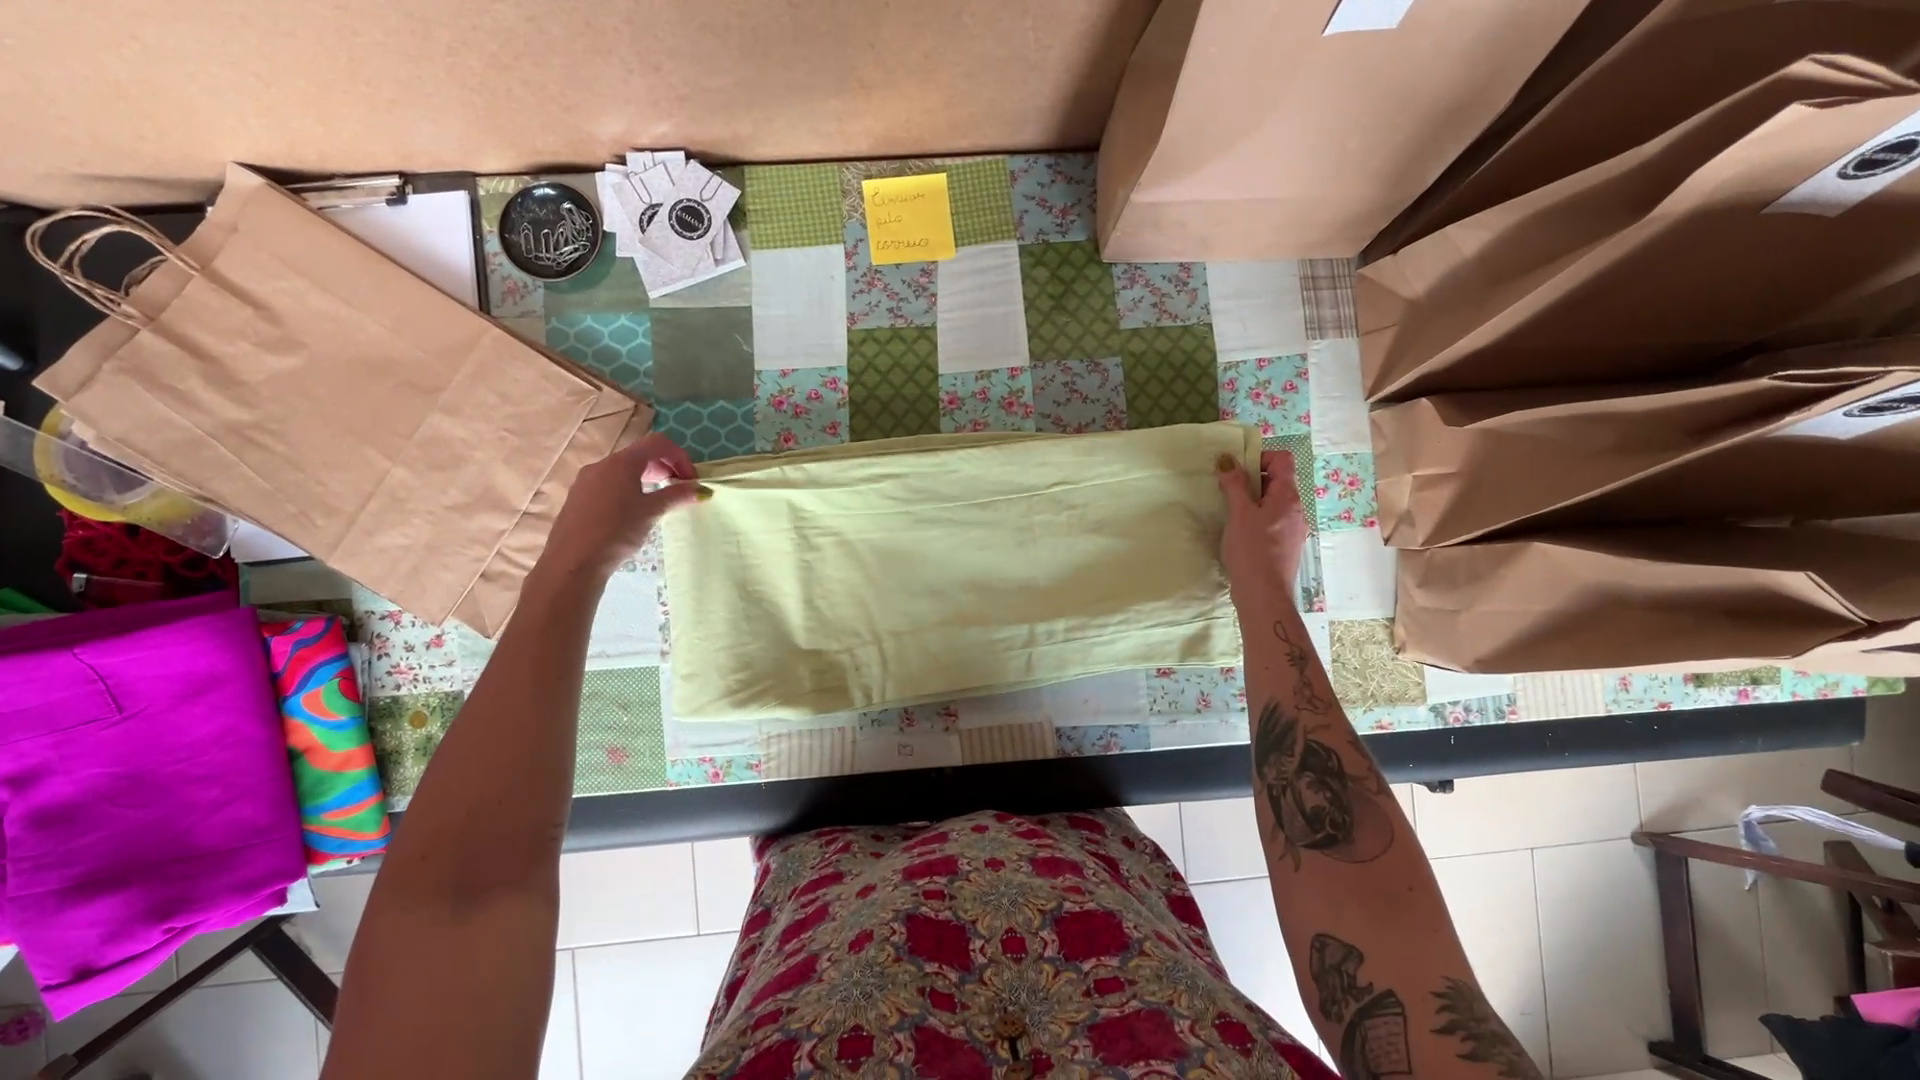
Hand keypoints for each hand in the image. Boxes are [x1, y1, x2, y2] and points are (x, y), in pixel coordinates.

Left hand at [543, 434, 707, 577]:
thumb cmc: (616, 532)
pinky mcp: (578, 496)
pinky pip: (609, 482)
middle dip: (665, 467)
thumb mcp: (651, 512)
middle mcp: (602, 464)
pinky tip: (633, 511)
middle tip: (679, 489)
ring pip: (623, 469)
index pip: (657, 443)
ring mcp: (587, 480)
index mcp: (622, 462)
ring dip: (647, 478)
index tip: (691, 481)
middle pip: (640, 454)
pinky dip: (629, 488)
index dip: (680, 457)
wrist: (573, 562)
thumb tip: (702, 490)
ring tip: (659, 500)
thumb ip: (676, 496)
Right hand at [1216, 450, 1308, 601]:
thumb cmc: (1251, 550)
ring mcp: (1293, 529)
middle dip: (1252, 480)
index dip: (1260, 457)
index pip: (1282, 460)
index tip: (1236, 469)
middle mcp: (1296, 509)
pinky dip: (1257, 519)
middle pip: (1277, 480)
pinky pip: (1272, 521)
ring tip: (1231, 513)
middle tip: (1227, 491)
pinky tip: (1240, 533)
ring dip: (1252, 501)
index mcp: (1288, 496)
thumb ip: (1234, 484)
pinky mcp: (1286, 546)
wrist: (1263, 595)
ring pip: (1273, 503)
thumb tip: (1228, 460)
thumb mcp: (1239, 513)